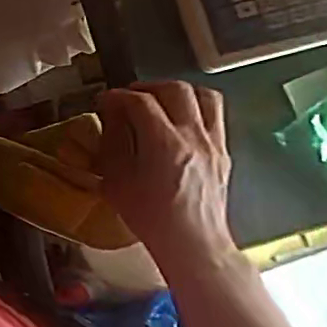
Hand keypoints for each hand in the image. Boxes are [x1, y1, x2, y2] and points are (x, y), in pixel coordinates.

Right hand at [96, 82, 233, 258]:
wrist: (191, 240)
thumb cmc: (146, 213)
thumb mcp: (115, 177)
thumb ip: (112, 140)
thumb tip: (111, 113)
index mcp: (164, 143)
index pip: (140, 102)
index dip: (117, 96)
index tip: (103, 101)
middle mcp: (194, 136)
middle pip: (176, 90)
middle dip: (148, 87)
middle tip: (129, 96)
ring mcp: (214, 143)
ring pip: (204, 96)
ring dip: (178, 92)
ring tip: (158, 102)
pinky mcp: (223, 152)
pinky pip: (214, 116)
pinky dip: (194, 109)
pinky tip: (176, 122)